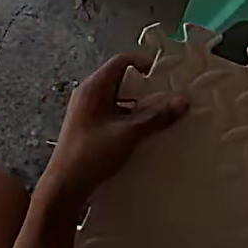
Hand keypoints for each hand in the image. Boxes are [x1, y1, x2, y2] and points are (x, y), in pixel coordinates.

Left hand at [37, 53, 187, 213]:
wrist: (65, 185)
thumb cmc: (93, 153)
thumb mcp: (128, 134)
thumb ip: (156, 117)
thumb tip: (183, 101)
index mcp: (94, 88)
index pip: (120, 62)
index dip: (143, 64)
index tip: (164, 77)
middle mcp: (88, 94)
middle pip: (120, 80)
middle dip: (145, 88)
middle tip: (168, 98)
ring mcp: (86, 111)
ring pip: (118, 98)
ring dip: (138, 105)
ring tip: (161, 116)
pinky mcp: (88, 126)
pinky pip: (113, 113)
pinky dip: (129, 117)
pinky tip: (144, 132)